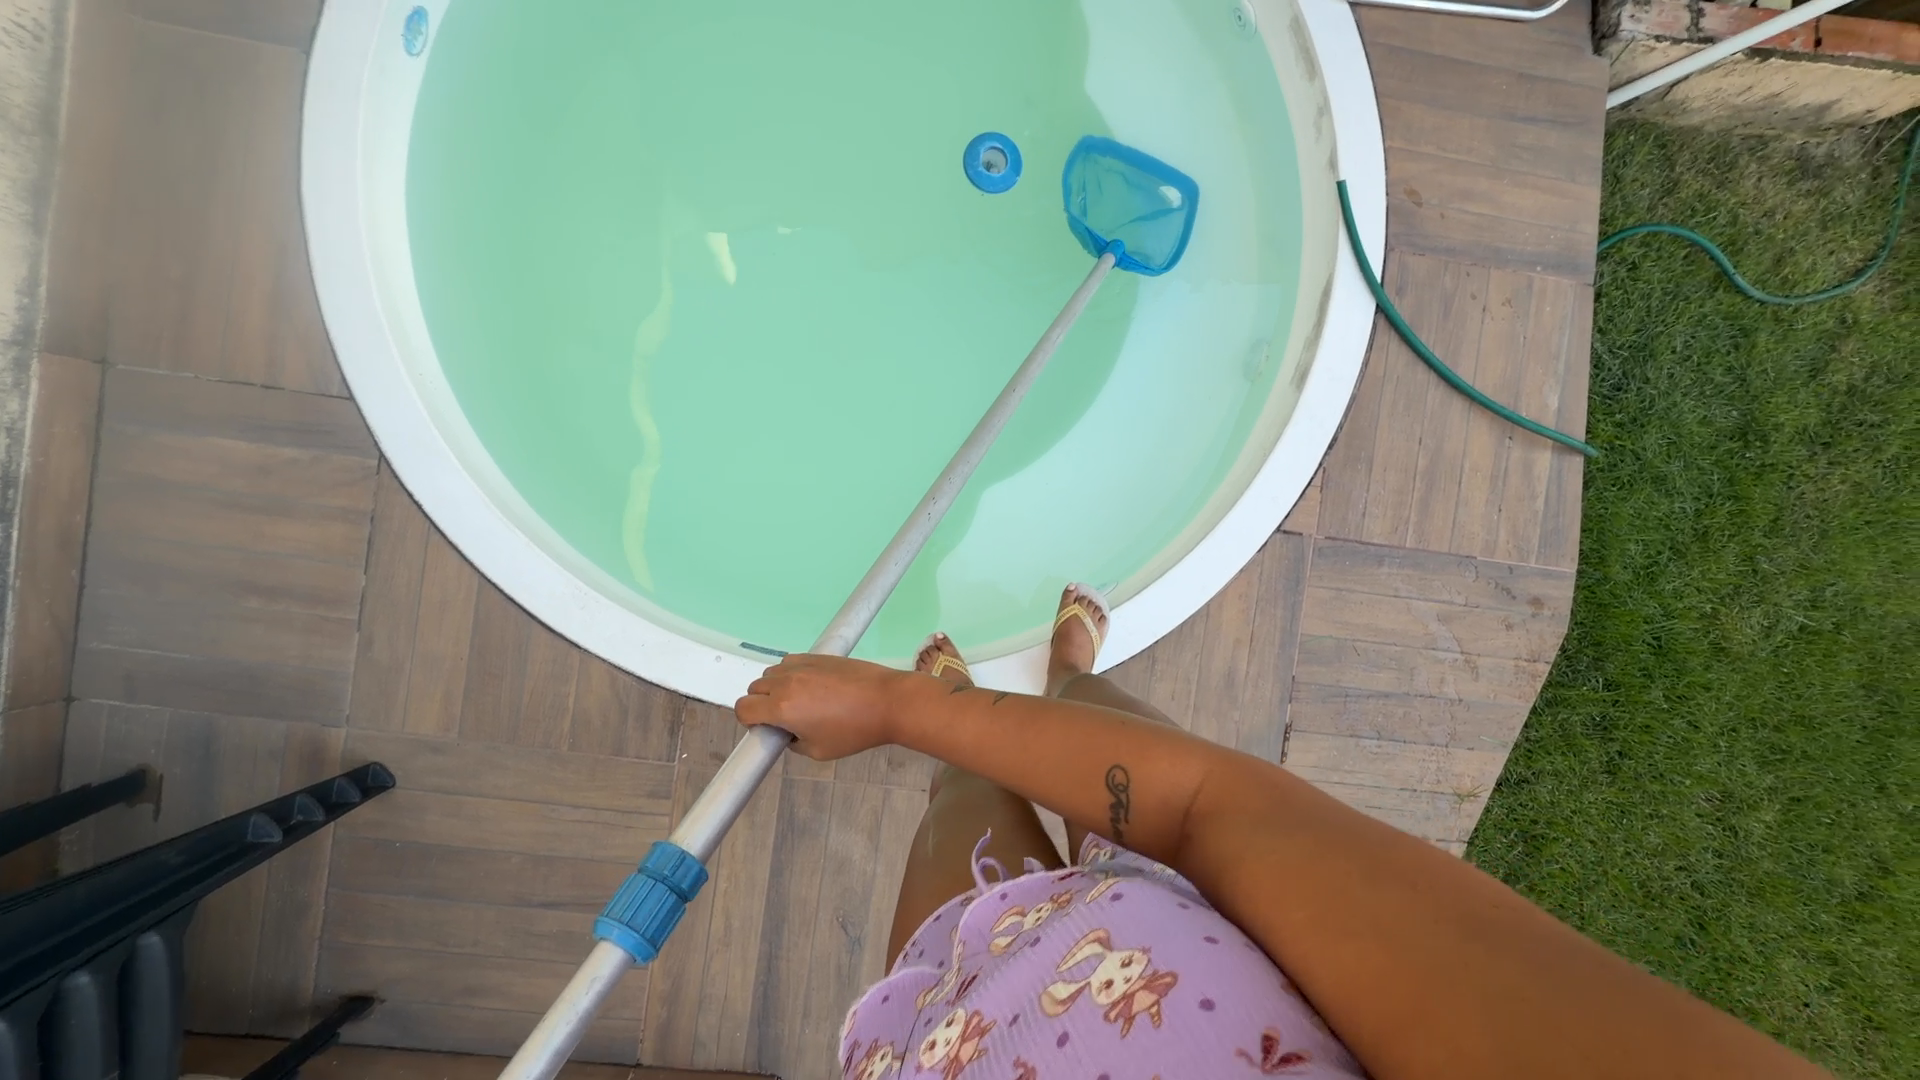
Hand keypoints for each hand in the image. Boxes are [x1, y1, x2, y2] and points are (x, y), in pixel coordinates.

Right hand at [734, 654, 912, 759]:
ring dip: (774, 687)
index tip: (762, 727)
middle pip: (754, 689)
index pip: (743, 708)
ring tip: (798, 702)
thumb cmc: (856, 730)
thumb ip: (793, 743)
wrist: (887, 701)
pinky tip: (810, 687)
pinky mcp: (817, 656)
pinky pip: (789, 662)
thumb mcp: (818, 751)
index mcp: (782, 708)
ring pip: (770, 673)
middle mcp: (787, 682)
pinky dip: (791, 674)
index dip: (748, 721)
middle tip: (782, 718)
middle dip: (761, 704)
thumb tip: (786, 733)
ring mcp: (802, 665)